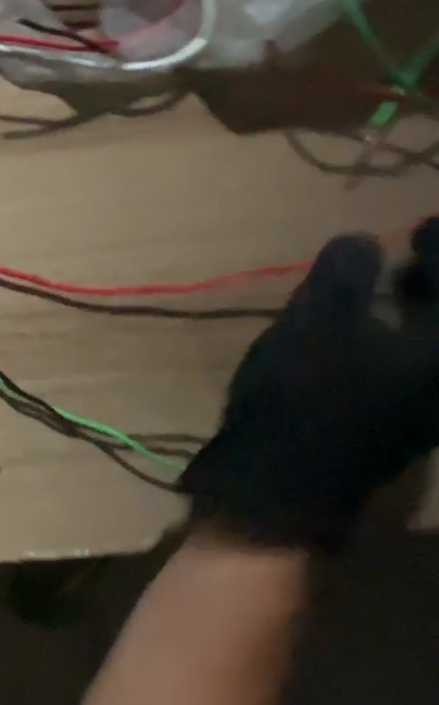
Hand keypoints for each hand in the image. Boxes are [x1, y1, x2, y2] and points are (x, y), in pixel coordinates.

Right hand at [181, 223, 438, 548]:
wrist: (282, 481)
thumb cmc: (304, 397)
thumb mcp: (314, 326)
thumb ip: (344, 278)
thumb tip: (359, 240)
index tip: (420, 224)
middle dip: (438, 278)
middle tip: (417, 250)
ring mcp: (435, 402)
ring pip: (438, 342)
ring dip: (425, 308)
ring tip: (397, 286)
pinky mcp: (407, 422)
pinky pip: (422, 367)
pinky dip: (407, 340)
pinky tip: (372, 334)